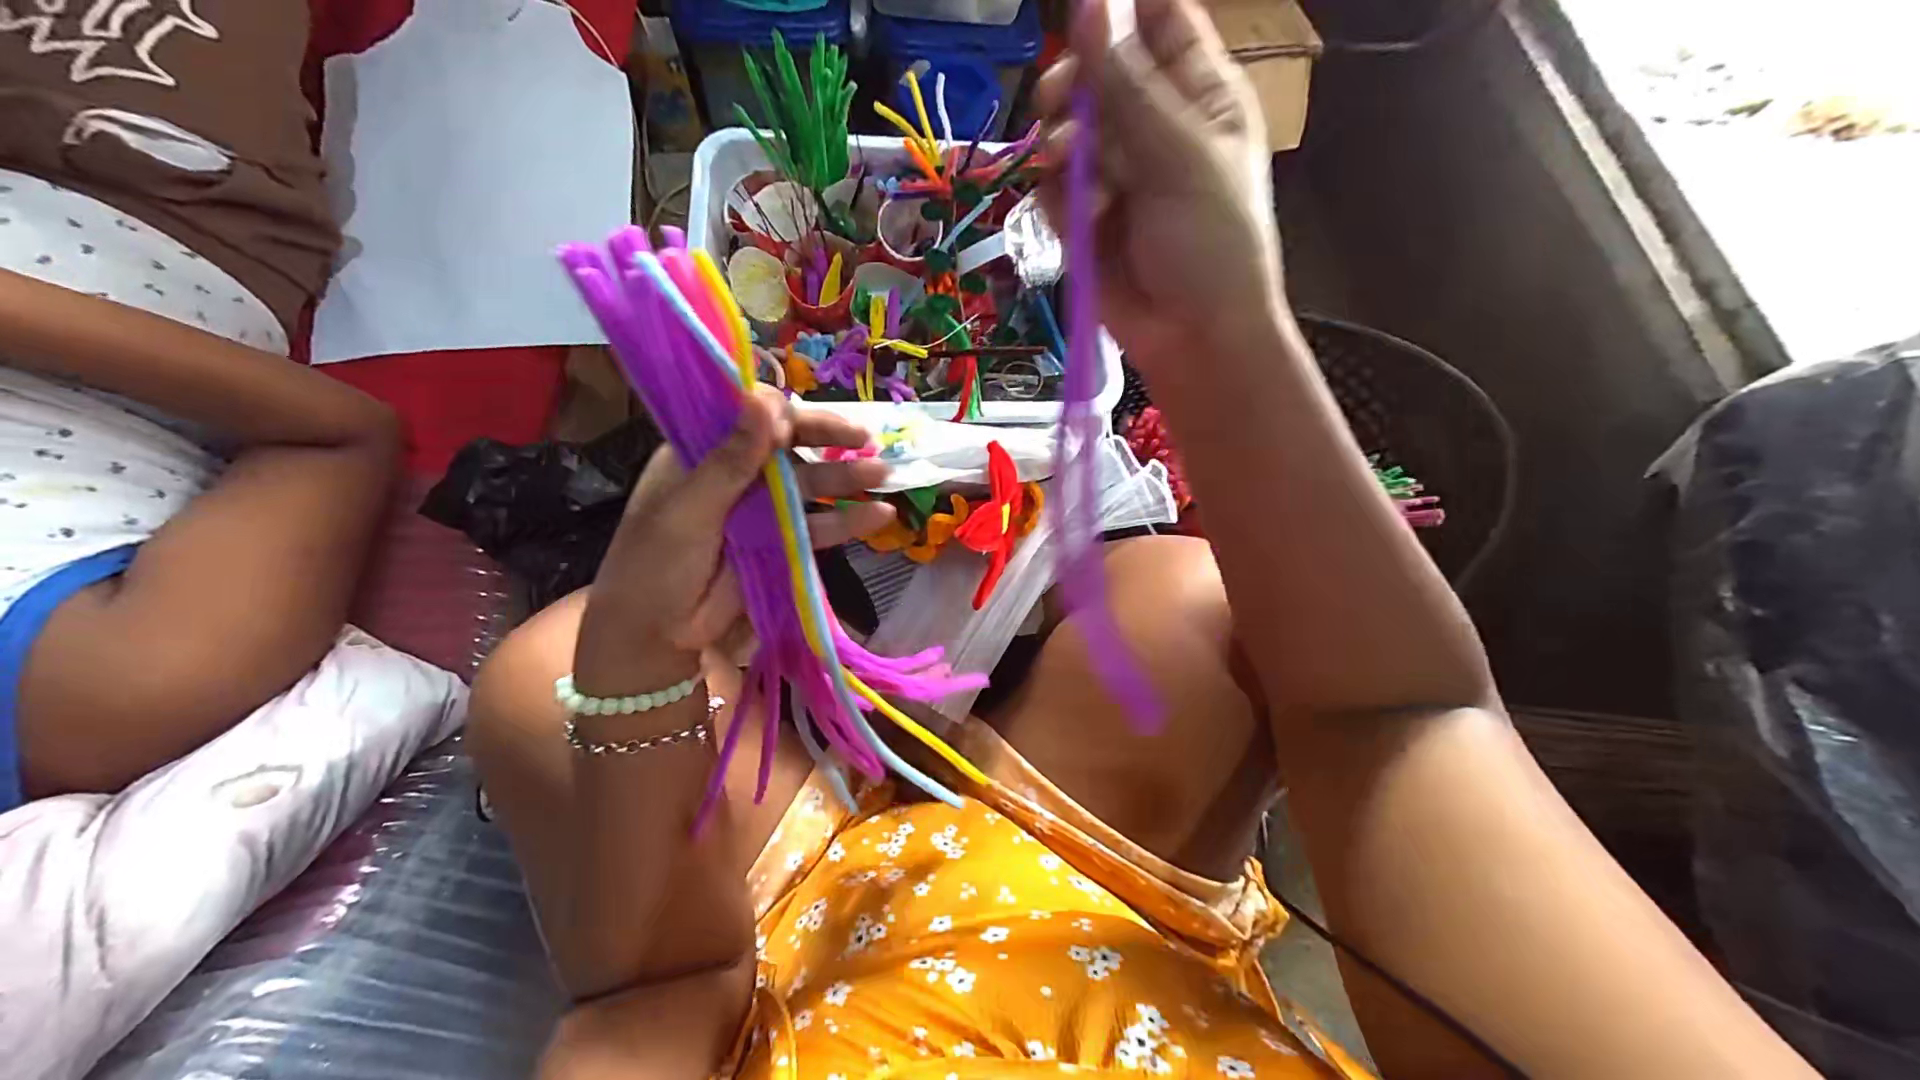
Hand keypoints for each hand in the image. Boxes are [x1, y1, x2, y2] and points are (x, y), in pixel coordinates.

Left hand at [571, 386, 893, 694]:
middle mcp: (738, 473)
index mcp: (703, 452)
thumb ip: (731, 459)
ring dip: (847, 479)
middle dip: (828, 439)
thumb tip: (766, 399)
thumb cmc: (654, 563)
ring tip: (884, 474)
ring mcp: (763, 509)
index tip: (796, 423)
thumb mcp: (689, 508)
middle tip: (864, 438)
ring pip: (811, 484)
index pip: (750, 415)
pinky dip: (848, 521)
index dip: (779, 413)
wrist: (654, 635)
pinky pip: (819, 526)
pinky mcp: (782, 543)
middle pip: (791, 445)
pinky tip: (879, 515)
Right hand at [1035, 0, 1284, 369]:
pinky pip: (1055, 189)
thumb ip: (1128, 83)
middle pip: (1097, 74)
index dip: (1117, 12)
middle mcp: (1152, 128)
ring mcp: (1116, 177)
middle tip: (1058, 103)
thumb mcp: (1178, 155)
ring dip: (1061, 145)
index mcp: (1198, 96)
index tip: (1079, 15)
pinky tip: (1077, 217)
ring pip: (1067, 132)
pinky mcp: (1085, 221)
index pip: (1157, 21)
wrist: (1191, 337)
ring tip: (1068, 167)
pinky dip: (1057, 198)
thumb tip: (1090, 1)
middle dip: (1074, 84)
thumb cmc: (1209, 241)